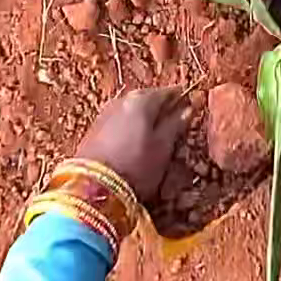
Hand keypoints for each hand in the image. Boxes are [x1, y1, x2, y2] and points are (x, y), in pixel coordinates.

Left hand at [74, 87, 190, 197]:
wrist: (90, 189)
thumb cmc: (135, 167)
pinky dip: (130, 129)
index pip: (169, 92)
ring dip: (145, 121)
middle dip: (162, 111)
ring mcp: (106, 114)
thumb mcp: (163, 147)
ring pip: (133, 112)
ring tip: (155, 140)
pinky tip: (135, 146)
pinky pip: (120, 123)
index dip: (182, 100)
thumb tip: (188, 109)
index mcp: (143, 99)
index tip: (191, 109)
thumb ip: (176, 124)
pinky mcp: (94, 130)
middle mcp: (123, 100)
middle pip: (149, 99)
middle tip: (175, 127)